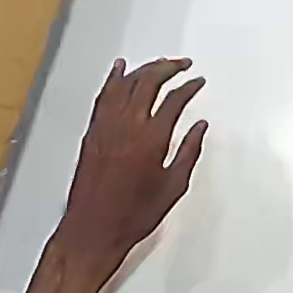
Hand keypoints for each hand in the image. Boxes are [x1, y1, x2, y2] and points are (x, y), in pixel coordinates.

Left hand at [45, 57, 208, 292]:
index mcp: (152, 138)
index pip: (174, 99)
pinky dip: (113, 78)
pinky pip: (104, 95)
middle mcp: (128, 125)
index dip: (189, 87)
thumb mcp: (173, 186)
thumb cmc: (132, 214)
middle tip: (182, 65)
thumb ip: (188, 151)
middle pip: (149, 82)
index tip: (197, 82)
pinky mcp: (92, 131)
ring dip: (144, 69)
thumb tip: (199, 127)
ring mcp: (107, 125)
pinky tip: (120, 69)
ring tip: (159, 63)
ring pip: (126, 83)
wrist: (93, 228)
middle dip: (169, 68)